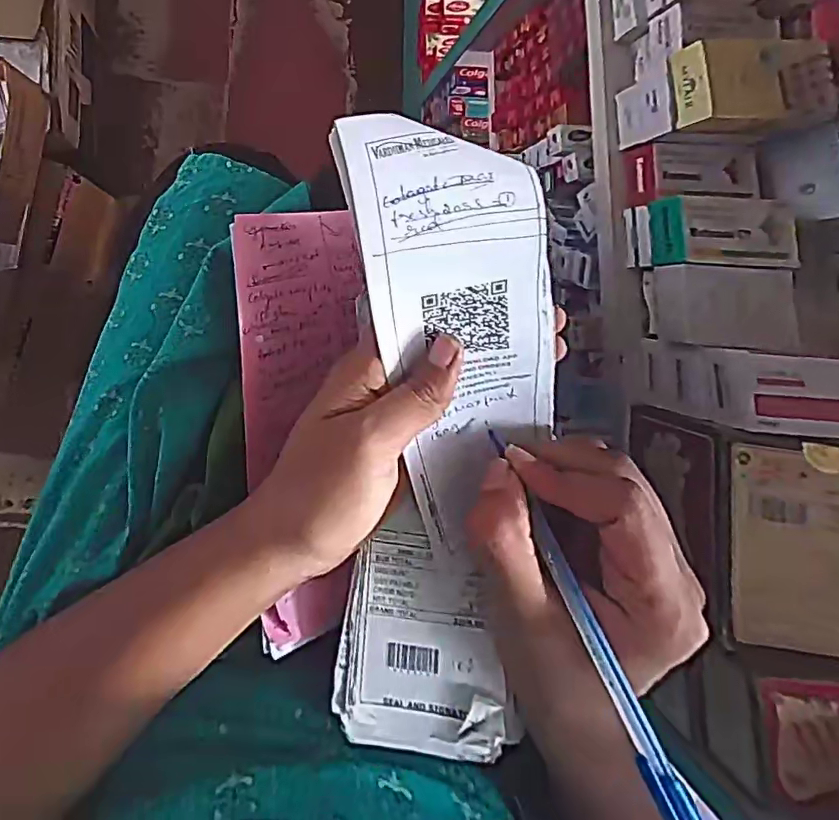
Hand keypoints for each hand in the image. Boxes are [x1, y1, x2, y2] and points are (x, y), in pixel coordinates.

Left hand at [243, 308, 567, 578]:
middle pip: (432, 352)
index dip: (455, 307)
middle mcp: (376, 387)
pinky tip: (507, 410)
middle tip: (546, 328)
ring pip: (439, 386)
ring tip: (541, 360)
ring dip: (482, 374)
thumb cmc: (320, 492)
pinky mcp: (399, 446)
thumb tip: (453, 346)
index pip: (411, 323)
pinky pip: (438, 419)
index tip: (507, 296)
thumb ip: (411, 398)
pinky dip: (469, 411)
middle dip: (482, 339)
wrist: (292, 544)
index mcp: (362, 372)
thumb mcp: (368, 441)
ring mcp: (389, 417)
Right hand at [466, 437, 706, 693]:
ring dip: (562, 469)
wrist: (577, 726)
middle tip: (509, 464)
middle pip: (626, 483)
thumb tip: (499, 474)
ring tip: (518, 480)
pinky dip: (563, 484)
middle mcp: (676, 575)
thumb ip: (505, 544)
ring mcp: (660, 563)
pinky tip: (534, 498)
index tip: (513, 467)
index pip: (625, 506)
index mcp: (664, 600)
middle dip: (563, 462)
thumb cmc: (557, 688)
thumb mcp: (520, 618)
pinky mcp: (637, 555)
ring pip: (616, 481)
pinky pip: (603, 496)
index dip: (565, 476)